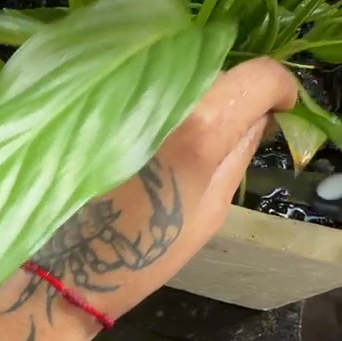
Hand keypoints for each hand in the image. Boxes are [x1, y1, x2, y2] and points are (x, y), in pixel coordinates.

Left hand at [0, 58, 296, 340]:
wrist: (63, 273)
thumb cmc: (140, 256)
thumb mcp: (208, 213)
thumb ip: (237, 153)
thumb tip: (259, 117)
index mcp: (198, 128)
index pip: (256, 76)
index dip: (278, 87)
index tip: (279, 106)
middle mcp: (157, 98)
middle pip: (212, 67)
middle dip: (227, 92)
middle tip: (225, 127)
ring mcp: (116, 97)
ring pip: (169, 70)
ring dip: (185, 93)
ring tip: (177, 134)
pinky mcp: (84, 106)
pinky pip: (128, 84)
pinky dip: (146, 99)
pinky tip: (143, 132)